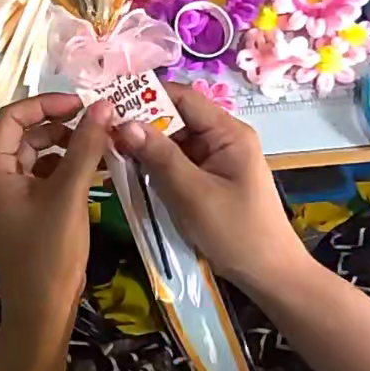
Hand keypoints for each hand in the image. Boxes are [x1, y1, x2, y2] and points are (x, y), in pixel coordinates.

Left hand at [0, 93, 111, 335]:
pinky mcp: (26, 207)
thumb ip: (85, 146)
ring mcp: (9, 193)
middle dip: (61, 124)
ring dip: (67, 145)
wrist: (43, 308)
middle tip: (98, 122)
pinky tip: (95, 168)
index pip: (13, 116)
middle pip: (26, 133)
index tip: (83, 104)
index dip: (47, 104)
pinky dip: (67, 166)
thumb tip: (104, 106)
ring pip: (38, 153)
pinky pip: (45, 174)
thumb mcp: (69, 193)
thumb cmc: (49, 250)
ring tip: (101, 143)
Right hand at [109, 83, 310, 289]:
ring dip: (144, 148)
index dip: (146, 95)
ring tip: (108, 152)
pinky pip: (176, 163)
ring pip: (172, 142)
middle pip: (175, 118)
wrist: (269, 275)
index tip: (109, 102)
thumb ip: (159, 156)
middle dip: (140, 124)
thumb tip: (124, 122)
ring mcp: (215, 159)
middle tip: (101, 132)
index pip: (182, 98)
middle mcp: (222, 138)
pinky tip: (129, 173)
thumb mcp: (193, 194)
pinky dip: (154, 167)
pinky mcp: (208, 179)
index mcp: (227, 132)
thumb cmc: (236, 232)